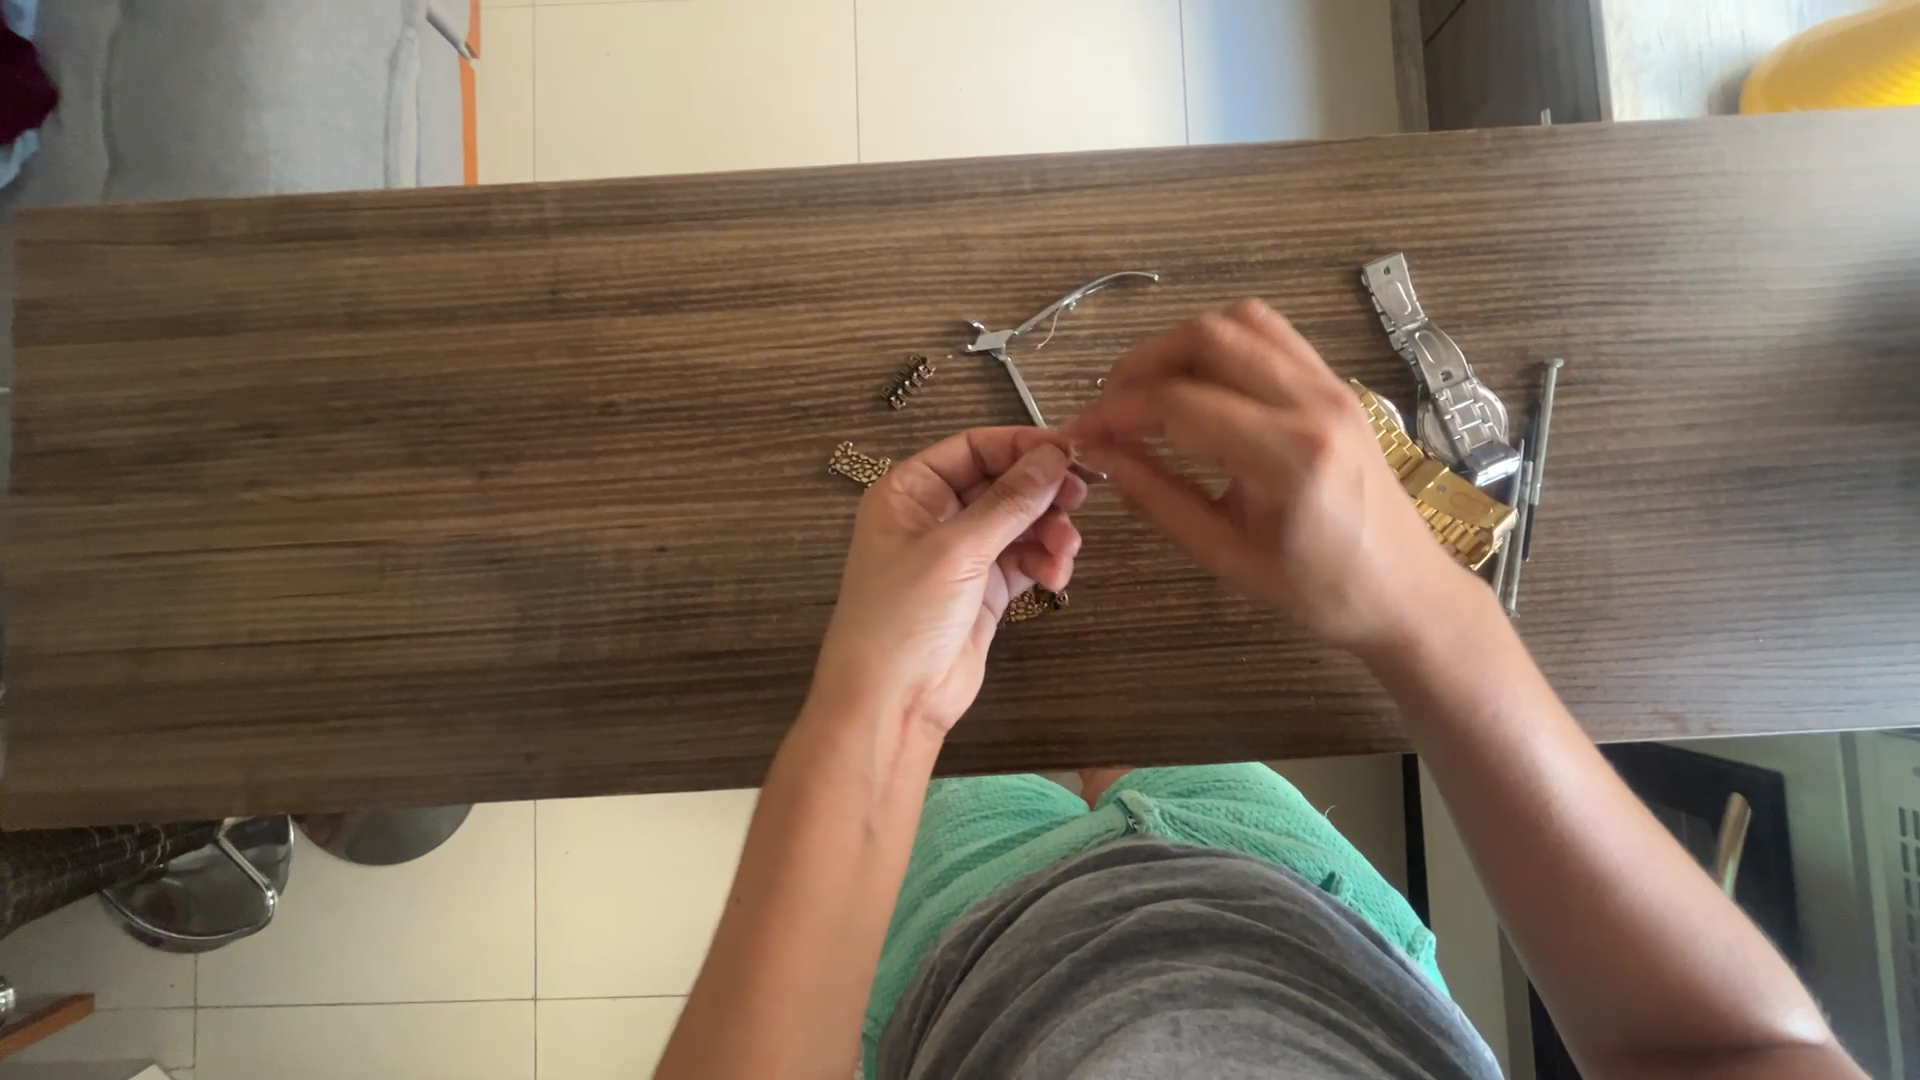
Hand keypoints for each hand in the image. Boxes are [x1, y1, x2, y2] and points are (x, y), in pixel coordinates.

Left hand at [812, 428, 1087, 735]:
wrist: (891, 702)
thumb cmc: (904, 615)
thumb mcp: (956, 550)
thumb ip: (1009, 501)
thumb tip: (1055, 454)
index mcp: (909, 491)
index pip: (971, 449)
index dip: (1019, 446)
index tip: (1068, 451)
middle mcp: (933, 516)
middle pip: (1000, 485)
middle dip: (1040, 493)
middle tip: (1080, 498)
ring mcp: (960, 555)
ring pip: (1017, 524)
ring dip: (1047, 532)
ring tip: (1066, 551)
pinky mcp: (983, 590)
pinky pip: (1022, 560)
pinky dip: (1042, 562)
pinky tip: (1056, 576)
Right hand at [1067, 298, 1473, 653]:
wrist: (1404, 588)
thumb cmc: (1316, 587)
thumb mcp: (1222, 552)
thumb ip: (1155, 496)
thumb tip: (1100, 455)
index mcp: (1287, 455)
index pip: (1179, 403)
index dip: (1116, 411)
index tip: (1080, 432)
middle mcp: (1314, 402)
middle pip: (1208, 338)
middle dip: (1141, 365)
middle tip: (1110, 408)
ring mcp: (1331, 384)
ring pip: (1239, 322)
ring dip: (1179, 346)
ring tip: (1147, 391)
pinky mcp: (1336, 382)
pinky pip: (1269, 334)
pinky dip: (1219, 345)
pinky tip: (1196, 385)